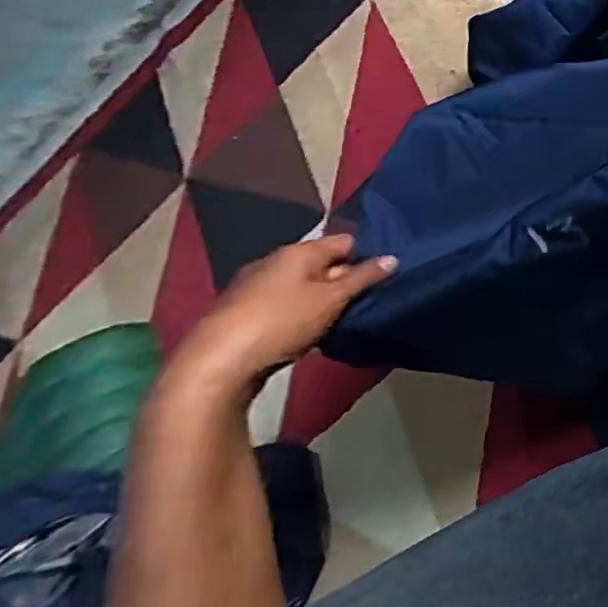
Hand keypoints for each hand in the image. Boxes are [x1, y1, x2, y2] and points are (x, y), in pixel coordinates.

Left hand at [170, 235, 395, 389]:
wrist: (215, 365)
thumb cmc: (281, 322)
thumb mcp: (331, 300)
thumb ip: (363, 277)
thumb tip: (392, 257)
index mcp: (299, 251)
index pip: (345, 240)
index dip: (367, 254)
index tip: (383, 274)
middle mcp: (276, 260)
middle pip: (323, 262)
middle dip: (345, 277)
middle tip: (367, 298)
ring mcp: (255, 285)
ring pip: (303, 283)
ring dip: (322, 296)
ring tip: (342, 316)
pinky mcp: (242, 310)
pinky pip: (284, 301)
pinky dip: (300, 310)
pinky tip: (308, 329)